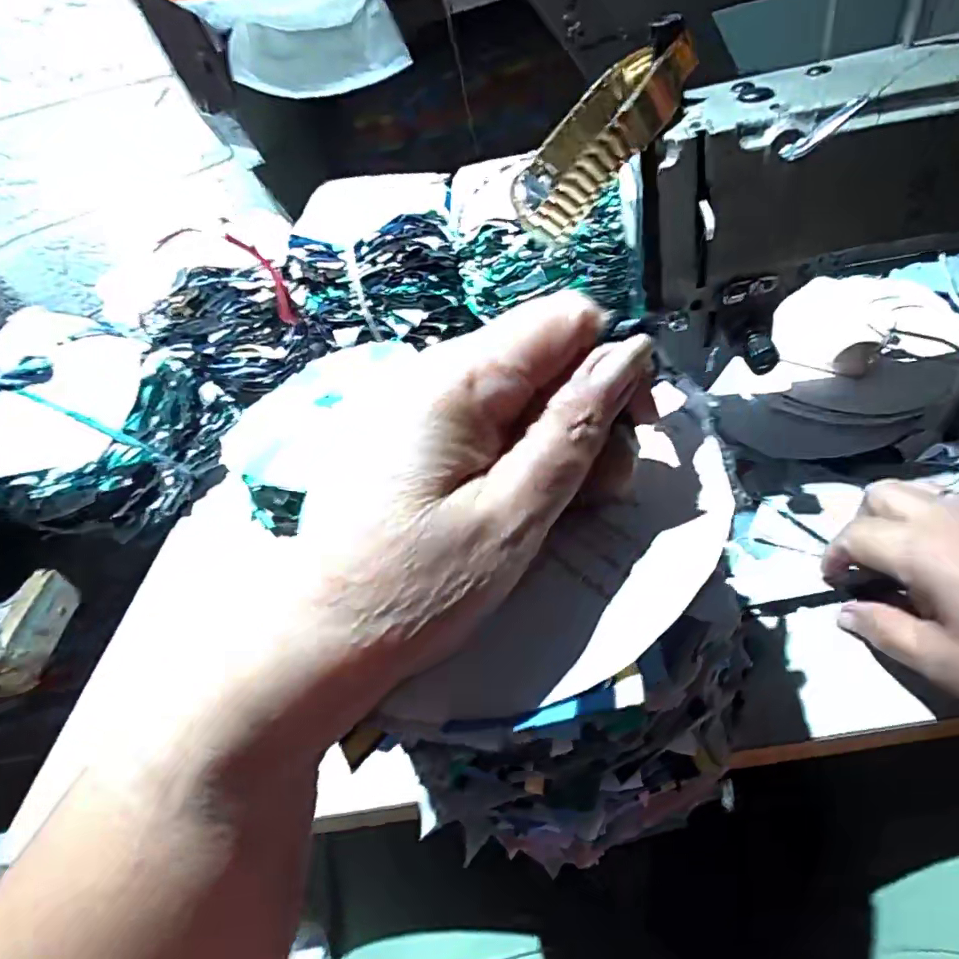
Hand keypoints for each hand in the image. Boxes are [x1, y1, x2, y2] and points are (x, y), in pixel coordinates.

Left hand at [178, 292, 655, 767]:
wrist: (321, 640)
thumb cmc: (419, 585)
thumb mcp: (516, 512)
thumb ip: (576, 426)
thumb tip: (632, 353)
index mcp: (459, 379)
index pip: (568, 318)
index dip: (615, 362)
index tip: (637, 427)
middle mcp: (442, 371)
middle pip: (555, 355)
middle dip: (597, 411)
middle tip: (606, 486)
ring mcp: (432, 402)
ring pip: (535, 391)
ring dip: (571, 440)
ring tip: (572, 504)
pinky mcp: (428, 433)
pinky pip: (503, 421)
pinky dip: (535, 454)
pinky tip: (535, 501)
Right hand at [823, 481, 958, 786]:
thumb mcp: (940, 662)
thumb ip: (884, 629)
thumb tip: (845, 612)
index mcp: (924, 549)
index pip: (858, 533)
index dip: (834, 556)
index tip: (833, 585)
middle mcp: (949, 517)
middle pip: (882, 493)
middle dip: (860, 524)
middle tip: (864, 569)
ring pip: (919, 490)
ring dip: (895, 516)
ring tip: (900, 563)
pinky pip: (952, 501)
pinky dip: (929, 518)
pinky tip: (946, 562)